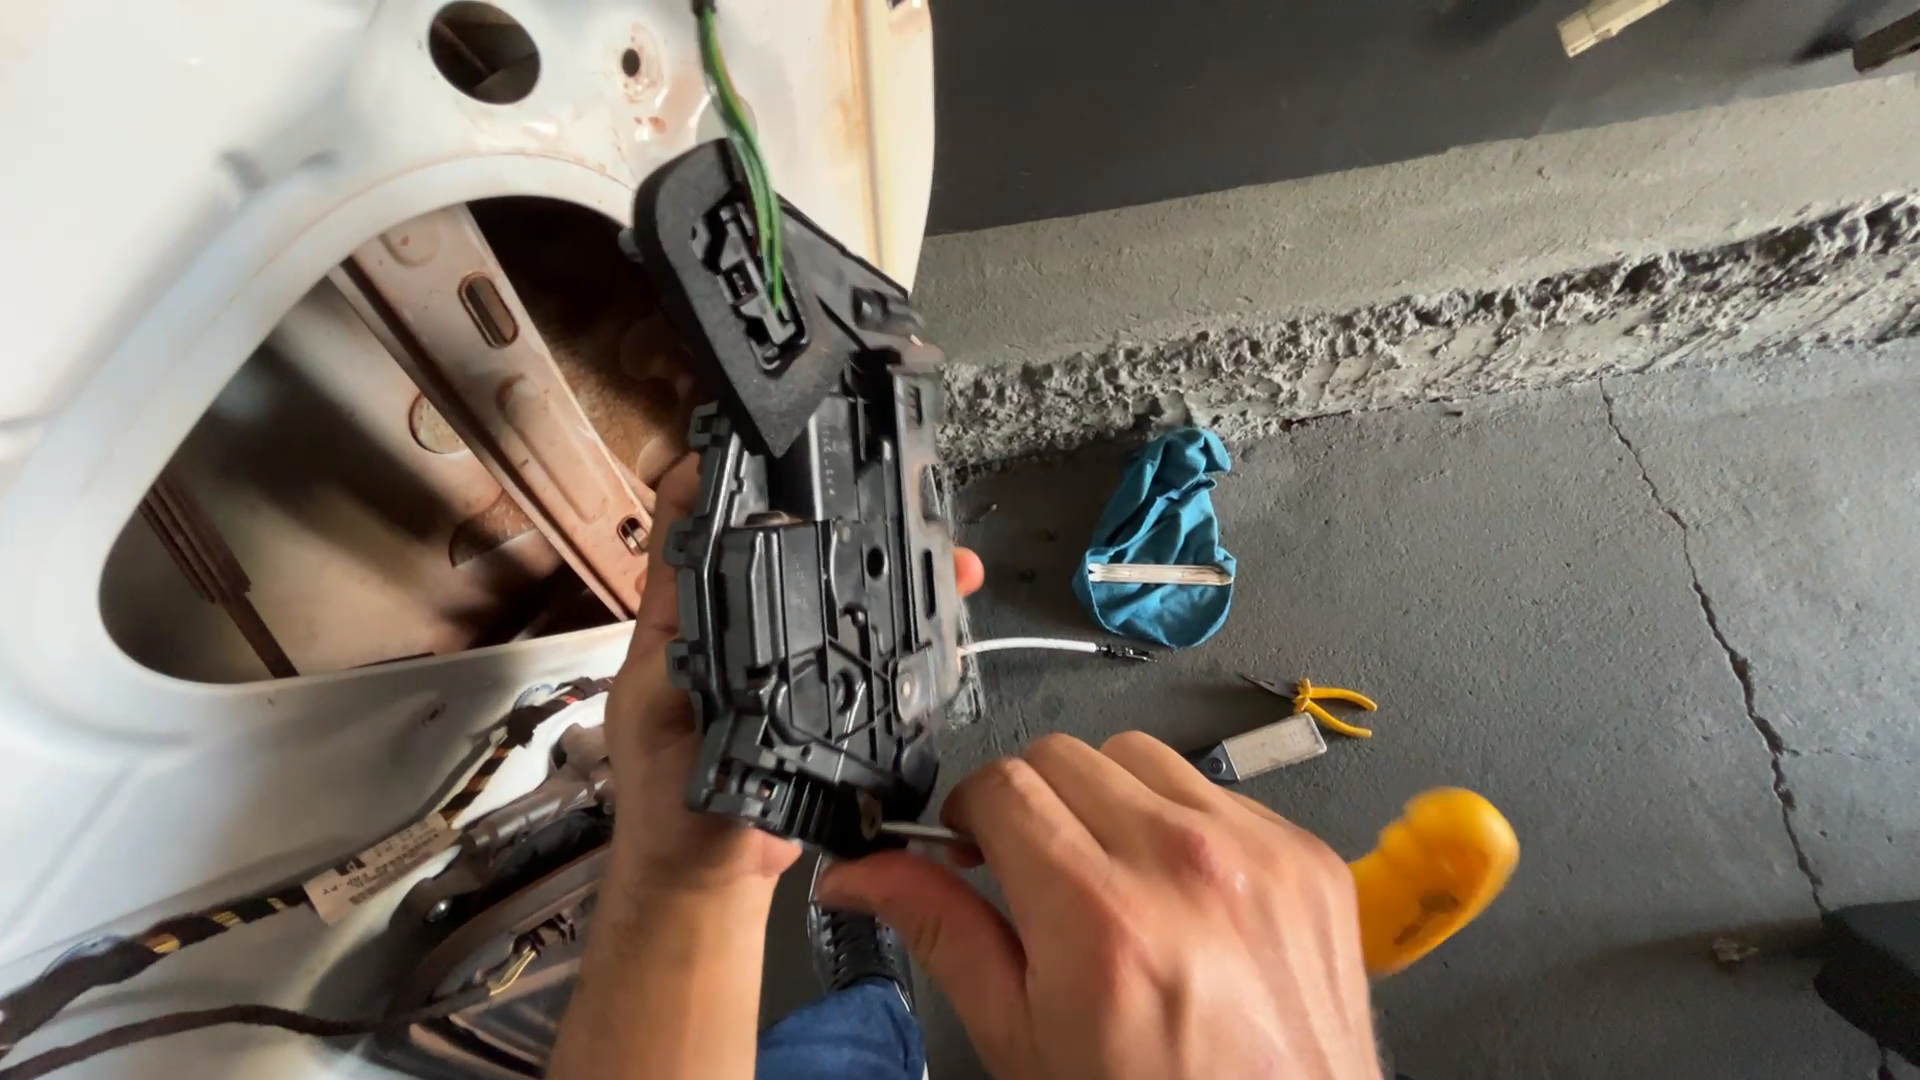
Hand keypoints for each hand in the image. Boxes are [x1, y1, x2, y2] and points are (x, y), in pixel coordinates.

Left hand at [603, 455, 987, 894]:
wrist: (714, 869)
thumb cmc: (671, 793)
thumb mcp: (662, 705)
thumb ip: (687, 641)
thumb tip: (726, 567)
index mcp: (686, 614)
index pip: (699, 521)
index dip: (723, 468)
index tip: (763, 430)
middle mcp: (742, 621)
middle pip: (788, 545)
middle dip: (833, 509)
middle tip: (878, 482)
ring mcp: (790, 653)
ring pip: (839, 589)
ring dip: (885, 563)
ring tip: (933, 544)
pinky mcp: (828, 685)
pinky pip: (866, 640)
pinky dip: (903, 620)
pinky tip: (939, 610)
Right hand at [817, 733, 1380, 1079]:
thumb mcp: (1021, 1035)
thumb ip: (942, 930)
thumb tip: (865, 873)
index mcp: (1101, 919)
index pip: (1001, 785)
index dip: (970, 811)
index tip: (971, 840)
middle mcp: (1184, 866)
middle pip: (1060, 754)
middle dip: (1028, 799)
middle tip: (1033, 862)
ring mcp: (1256, 850)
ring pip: (1132, 752)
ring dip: (1101, 796)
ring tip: (1107, 867)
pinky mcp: (1301, 851)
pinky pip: (1205, 786)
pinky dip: (1174, 817)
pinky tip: (1176, 883)